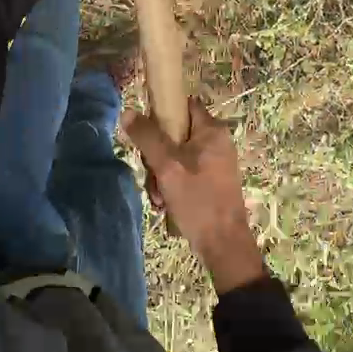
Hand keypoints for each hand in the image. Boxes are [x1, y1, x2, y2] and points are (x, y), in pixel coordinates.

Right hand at [124, 97, 267, 294]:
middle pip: (175, 134)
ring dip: (161, 175)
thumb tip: (128, 112)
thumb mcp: (167, 166)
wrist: (224, 247)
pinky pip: (184, 173)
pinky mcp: (211, 182)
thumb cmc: (198, 200)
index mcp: (212, 130)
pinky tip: (165, 204)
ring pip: (176, 157)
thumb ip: (147, 137)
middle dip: (156, 156)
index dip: (161, 112)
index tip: (145, 131)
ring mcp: (215, 163)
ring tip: (158, 197)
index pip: (182, 104)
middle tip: (151, 175)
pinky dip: (172, 186)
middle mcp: (216, 142)